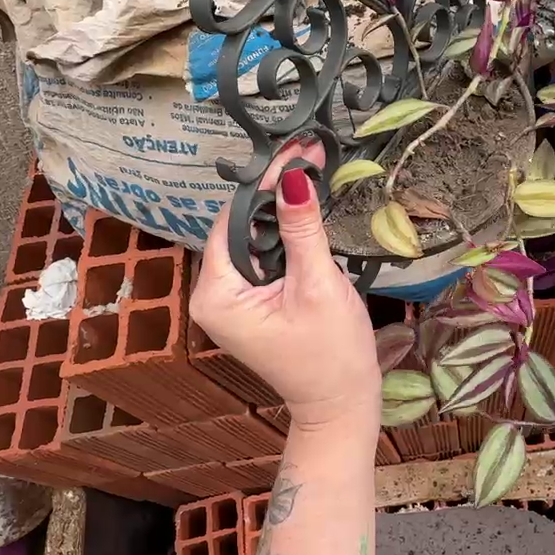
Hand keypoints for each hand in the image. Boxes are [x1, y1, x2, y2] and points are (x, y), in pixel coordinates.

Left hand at [191, 164, 380, 431]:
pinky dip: (284, 234)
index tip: (296, 151)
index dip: (265, 184)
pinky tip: (306, 209)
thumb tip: (294, 177)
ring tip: (310, 170)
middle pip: (241, 227)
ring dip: (281, 210)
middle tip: (309, 154)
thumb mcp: (317, 284)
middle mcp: (212, 295)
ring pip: (253, 239)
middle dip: (275, 191)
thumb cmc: (330, 351)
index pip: (233, 220)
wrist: (342, 403)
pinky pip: (263, 257)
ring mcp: (231, 301)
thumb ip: (301, 229)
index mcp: (216, 294)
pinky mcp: (252, 303)